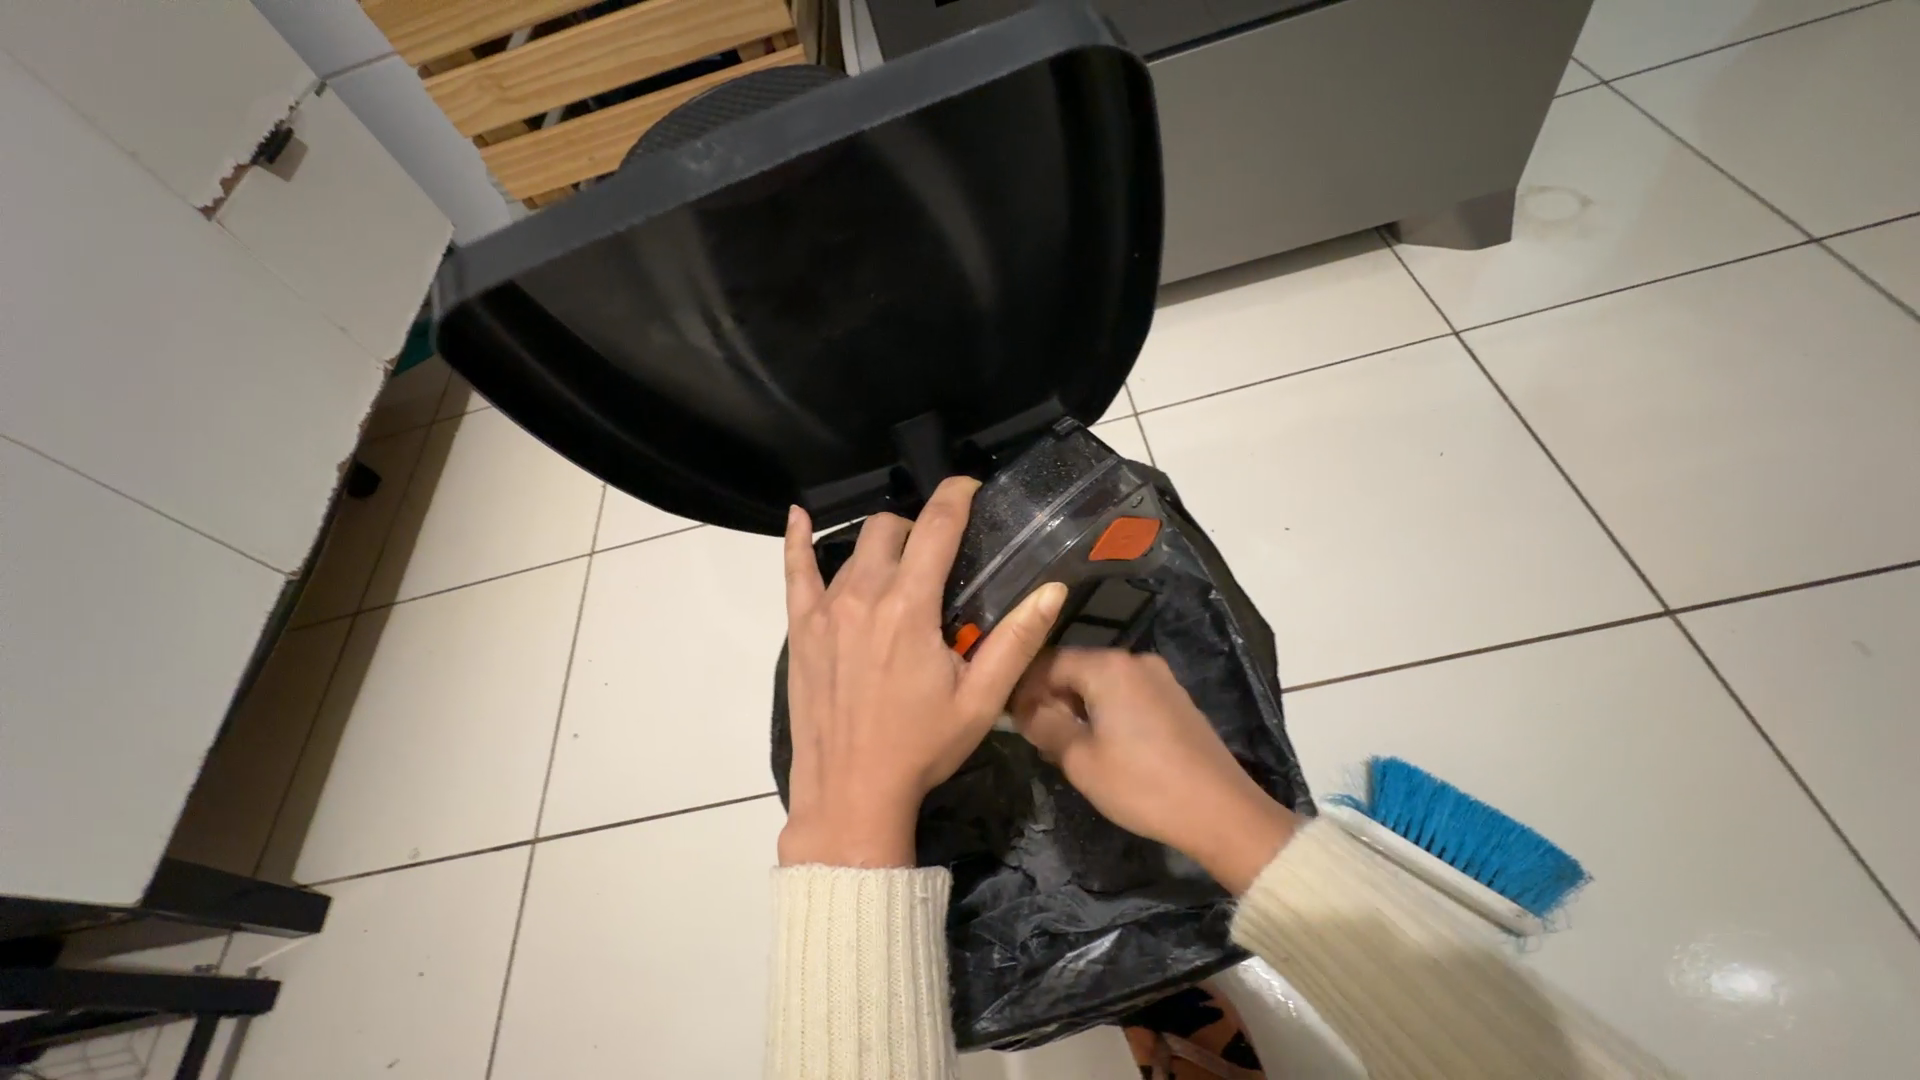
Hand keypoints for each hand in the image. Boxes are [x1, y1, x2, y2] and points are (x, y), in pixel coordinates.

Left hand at [779, 477, 1068, 867]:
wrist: (851, 794)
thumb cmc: (921, 748)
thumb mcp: (981, 700)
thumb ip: (1017, 640)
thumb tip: (1052, 590)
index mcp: (909, 607)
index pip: (937, 526)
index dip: (957, 495)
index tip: (972, 487)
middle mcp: (863, 595)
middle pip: (890, 527)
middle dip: (919, 527)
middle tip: (941, 557)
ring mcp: (824, 609)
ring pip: (853, 550)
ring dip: (882, 549)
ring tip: (901, 572)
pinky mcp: (800, 629)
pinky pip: (794, 570)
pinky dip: (797, 540)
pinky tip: (799, 516)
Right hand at [1010, 649, 1296, 892]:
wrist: (1220, 812)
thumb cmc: (1142, 785)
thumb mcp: (1080, 760)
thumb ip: (1044, 726)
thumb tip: (1022, 709)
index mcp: (1107, 666)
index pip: (1048, 661)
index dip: (1023, 687)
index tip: (1010, 716)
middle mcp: (1134, 660)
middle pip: (1076, 668)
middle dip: (1051, 697)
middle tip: (1034, 734)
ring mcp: (1160, 678)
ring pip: (1101, 682)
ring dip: (1078, 706)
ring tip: (1064, 743)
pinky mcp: (1175, 698)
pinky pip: (1126, 694)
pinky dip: (1105, 710)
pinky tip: (1101, 744)